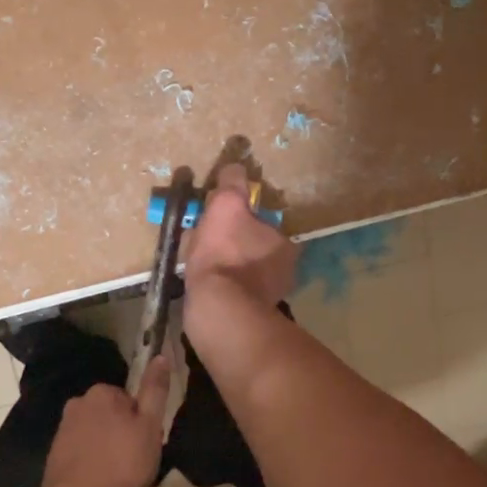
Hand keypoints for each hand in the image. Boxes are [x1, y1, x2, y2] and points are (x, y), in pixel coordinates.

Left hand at [40, 360, 170, 486]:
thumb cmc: (122, 464)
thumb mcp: (149, 426)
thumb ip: (155, 390)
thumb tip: (160, 356)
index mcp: (101, 392)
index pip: (130, 400)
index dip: (142, 421)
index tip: (146, 443)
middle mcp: (77, 402)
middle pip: (110, 414)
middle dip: (121, 431)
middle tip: (133, 459)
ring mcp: (62, 426)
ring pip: (94, 431)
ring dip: (105, 445)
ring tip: (116, 472)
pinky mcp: (54, 450)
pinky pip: (80, 448)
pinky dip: (89, 458)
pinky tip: (97, 477)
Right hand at [185, 164, 295, 306]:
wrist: (219, 309)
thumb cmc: (223, 254)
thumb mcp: (226, 206)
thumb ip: (232, 184)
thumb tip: (234, 168)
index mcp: (283, 243)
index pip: (261, 223)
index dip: (238, 219)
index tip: (218, 222)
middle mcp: (284, 270)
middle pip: (254, 249)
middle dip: (234, 246)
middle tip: (207, 248)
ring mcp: (268, 298)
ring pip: (244, 274)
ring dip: (228, 270)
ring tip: (202, 272)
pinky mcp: (250, 319)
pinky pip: (234, 297)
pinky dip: (223, 292)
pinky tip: (206, 292)